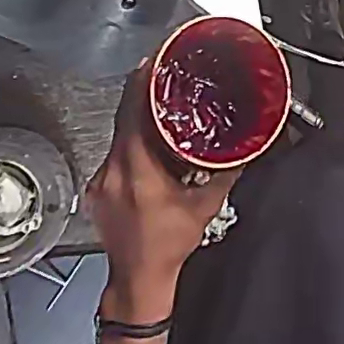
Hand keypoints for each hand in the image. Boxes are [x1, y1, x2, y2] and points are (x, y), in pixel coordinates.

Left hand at [85, 68, 237, 316]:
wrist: (138, 280)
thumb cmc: (167, 246)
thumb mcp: (205, 206)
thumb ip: (226, 173)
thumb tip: (244, 149)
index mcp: (137, 170)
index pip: (132, 114)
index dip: (140, 85)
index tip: (149, 63)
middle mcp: (114, 170)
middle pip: (123, 119)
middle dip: (138, 95)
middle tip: (155, 76)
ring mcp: (102, 180)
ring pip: (117, 136)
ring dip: (134, 119)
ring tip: (154, 107)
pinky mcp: (99, 188)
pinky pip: (113, 154)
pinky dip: (129, 142)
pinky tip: (145, 144)